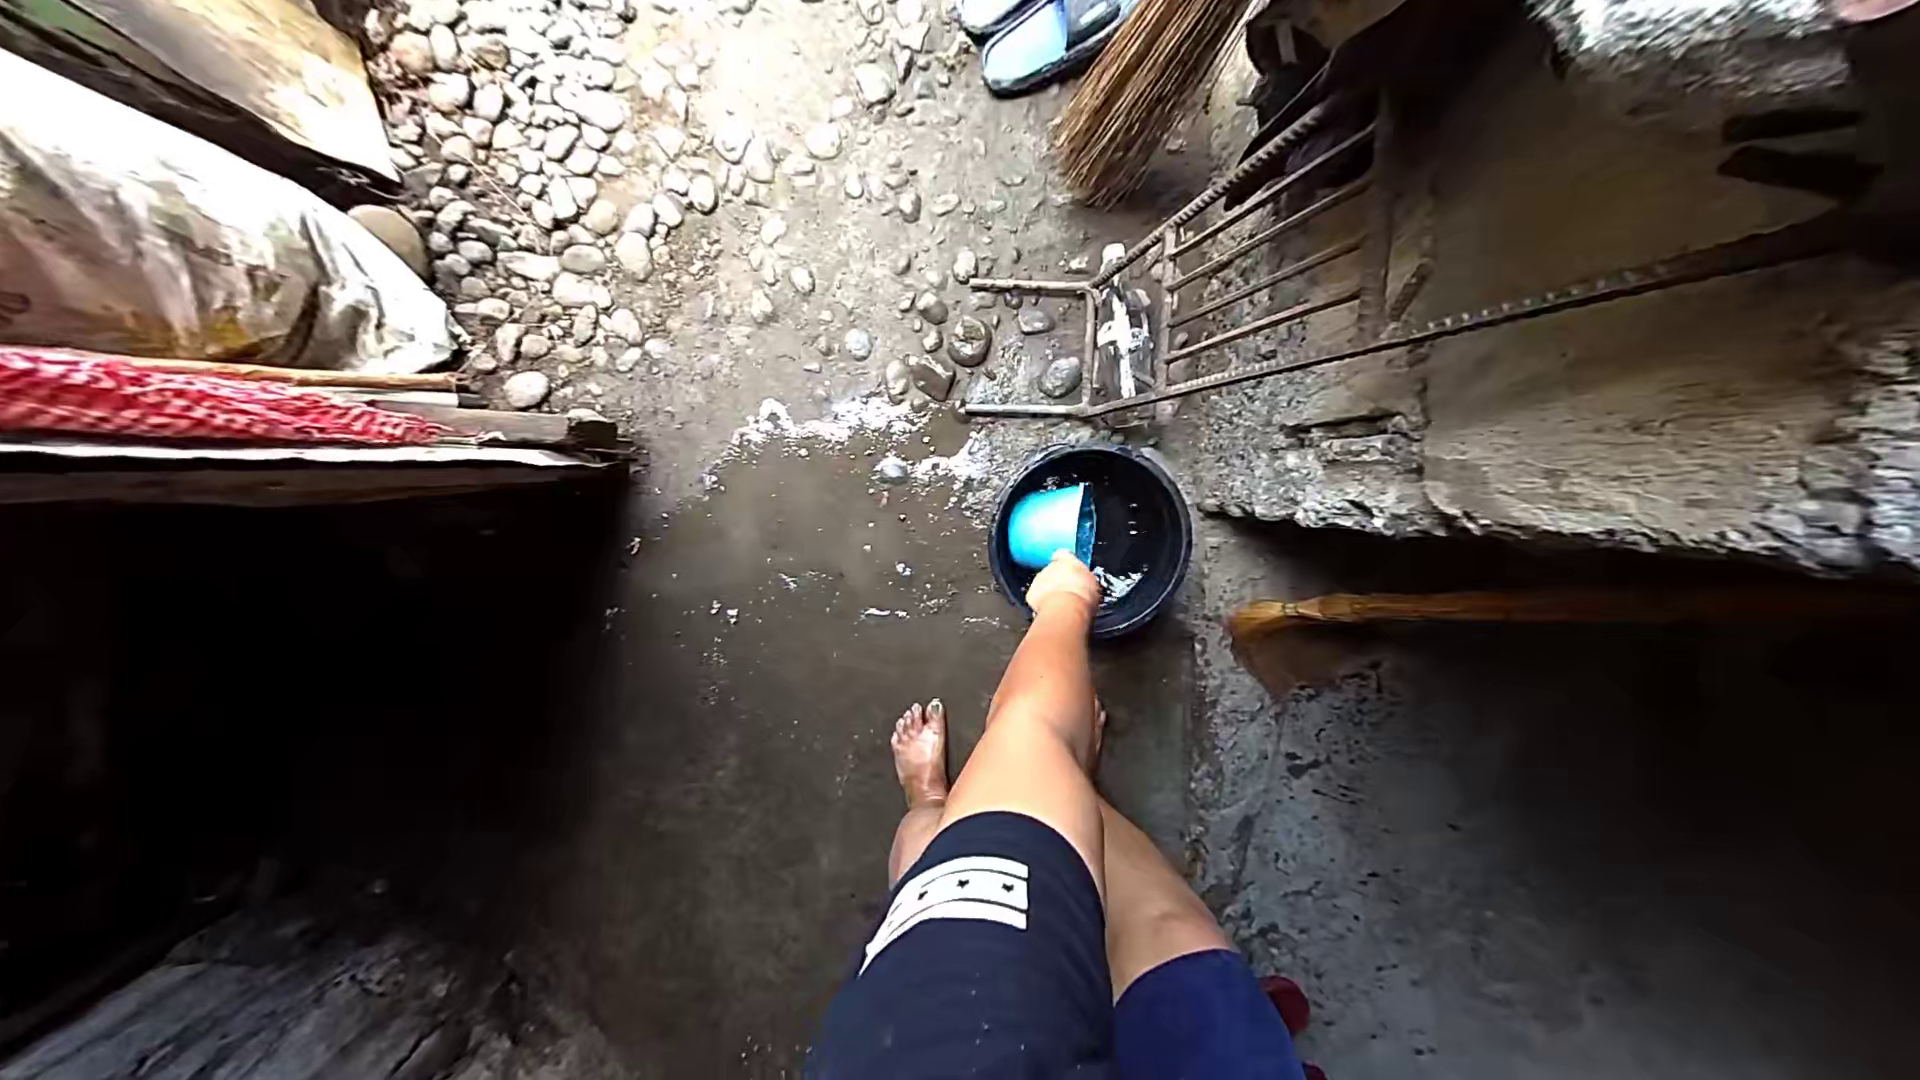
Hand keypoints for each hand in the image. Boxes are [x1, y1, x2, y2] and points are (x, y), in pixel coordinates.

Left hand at [1025, 551, 1100, 616]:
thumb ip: (1084, 578)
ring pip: (1042, 583)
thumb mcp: (1092, 584)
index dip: (1065, 563)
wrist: (1066, 609)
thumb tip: (1085, 583)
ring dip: (1048, 591)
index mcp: (1068, 560)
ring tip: (1059, 604)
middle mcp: (1051, 566)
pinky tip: (1050, 609)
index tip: (1070, 570)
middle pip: (1052, 570)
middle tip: (1068, 593)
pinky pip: (1035, 596)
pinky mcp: (1031, 593)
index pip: (1063, 554)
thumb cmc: (1082, 596)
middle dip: (1058, 580)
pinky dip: (1040, 602)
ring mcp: (1039, 579)